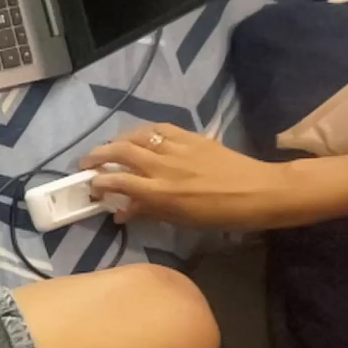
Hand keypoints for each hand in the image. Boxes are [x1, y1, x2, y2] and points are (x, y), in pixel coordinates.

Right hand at [81, 125, 301, 228]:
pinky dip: (144, 131)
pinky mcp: (192, 137)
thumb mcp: (178, 218)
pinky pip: (161, 128)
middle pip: (120, 152)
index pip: (116, 181)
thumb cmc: (217, 214)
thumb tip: (120, 211)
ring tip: (109, 146)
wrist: (259, 192)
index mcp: (158, 191)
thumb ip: (146, 211)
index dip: (98, 181)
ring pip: (137, 136)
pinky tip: (138, 135)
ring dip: (117, 140)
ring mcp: (177, 149)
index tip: (90, 185)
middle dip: (98, 155)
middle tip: (87, 162)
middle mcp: (162, 167)